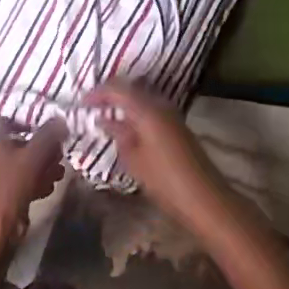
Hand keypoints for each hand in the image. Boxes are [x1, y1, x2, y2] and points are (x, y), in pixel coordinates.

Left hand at [0, 118, 67, 240]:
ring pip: (29, 160)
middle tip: (61, 148)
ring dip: (46, 163)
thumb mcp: (31, 157)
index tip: (50, 116)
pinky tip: (52, 185)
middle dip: (45, 144)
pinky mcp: (11, 191)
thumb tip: (62, 117)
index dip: (29, 114)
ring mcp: (4, 172)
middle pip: (24, 139)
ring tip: (60, 169)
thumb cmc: (8, 186)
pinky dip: (41, 179)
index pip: (12, 115)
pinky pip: (29, 178)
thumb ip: (47, 136)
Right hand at [85, 81, 229, 228]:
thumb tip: (105, 119)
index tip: (82, 102)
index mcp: (146, 108)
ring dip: (124, 102)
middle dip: (110, 94)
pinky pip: (151, 108)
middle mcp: (160, 104)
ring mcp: (171, 114)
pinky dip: (136, 112)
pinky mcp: (177, 126)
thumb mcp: (134, 159)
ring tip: (106, 115)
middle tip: (92, 106)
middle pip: (131, 88)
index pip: (116, 88)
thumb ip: (118, 134)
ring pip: (142, 98)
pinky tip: (127, 126)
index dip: (97, 93)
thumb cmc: (165, 180)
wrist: (206, 200)